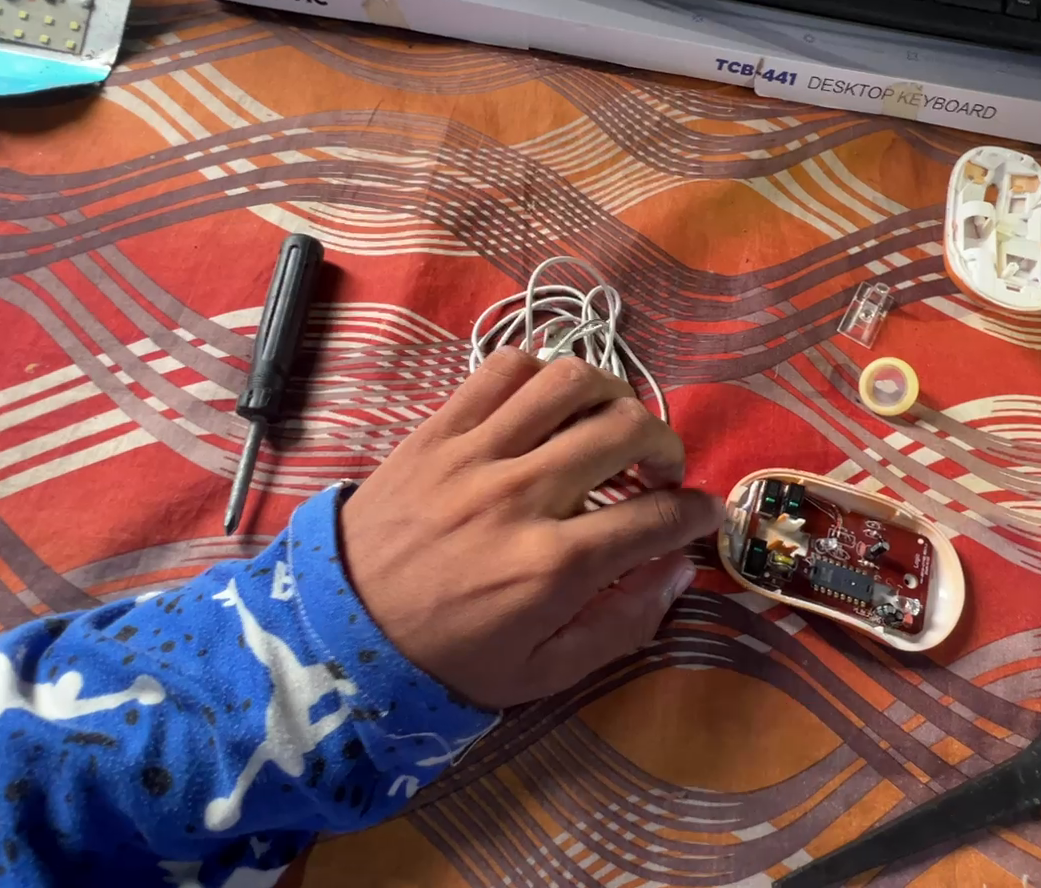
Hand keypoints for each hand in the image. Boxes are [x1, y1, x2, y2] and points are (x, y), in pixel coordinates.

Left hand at [339, 348, 718, 707]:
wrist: (335, 632)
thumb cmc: (447, 658)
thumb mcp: (544, 672)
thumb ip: (624, 623)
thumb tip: (679, 568)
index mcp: (552, 566)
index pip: (656, 517)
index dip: (697, 512)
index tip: (705, 511)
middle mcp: (522, 495)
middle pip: (626, 430)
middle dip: (667, 445)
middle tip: (660, 470)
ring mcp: (476, 452)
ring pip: (570, 381)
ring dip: (613, 395)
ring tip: (612, 424)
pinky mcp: (439, 427)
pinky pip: (503, 368)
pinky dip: (542, 373)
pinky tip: (549, 404)